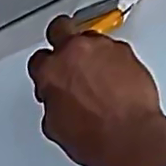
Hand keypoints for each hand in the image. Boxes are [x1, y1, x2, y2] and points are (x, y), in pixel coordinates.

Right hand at [28, 16, 165, 165]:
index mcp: (51, 71)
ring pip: (89, 38)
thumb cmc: (93, 135)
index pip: (38, 60)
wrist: (127, 137)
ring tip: (93, 74)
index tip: (47, 76)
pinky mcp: (126, 51)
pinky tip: (112, 80)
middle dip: (60, 39)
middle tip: (64, 55)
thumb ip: (52, 100)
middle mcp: (75, 52)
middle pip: (61, 28)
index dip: (43, 70)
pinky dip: (111, 62)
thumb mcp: (55, 125)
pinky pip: (113, 50)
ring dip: (89, 52)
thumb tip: (57, 98)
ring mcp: (103, 48)